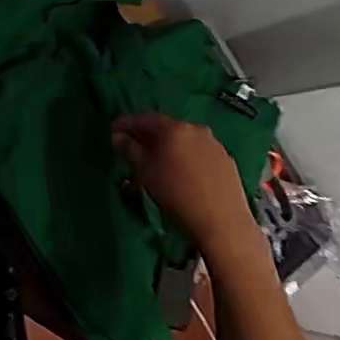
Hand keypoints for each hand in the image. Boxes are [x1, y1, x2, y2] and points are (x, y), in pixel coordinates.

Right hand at [112, 113, 255, 244]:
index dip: (126, 123)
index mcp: (173, 128)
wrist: (221, 220)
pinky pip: (198, 151)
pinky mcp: (226, 159)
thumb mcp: (146, 171)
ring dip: (168, 145)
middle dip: (147, 134)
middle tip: (132, 145)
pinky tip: (182, 171)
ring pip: (184, 139)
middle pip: (165, 126)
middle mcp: (195, 129)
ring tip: (158, 159)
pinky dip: (185, 155)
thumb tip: (118, 136)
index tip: (113, 130)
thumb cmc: (176, 194)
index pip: (144, 118)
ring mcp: (213, 143)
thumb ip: (131, 149)